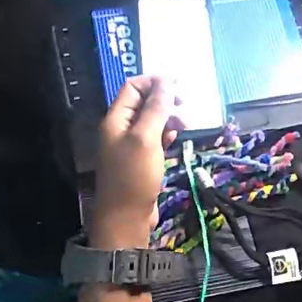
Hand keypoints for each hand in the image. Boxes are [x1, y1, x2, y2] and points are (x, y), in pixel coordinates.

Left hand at [91, 76, 179, 248]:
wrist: (126, 218)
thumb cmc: (134, 176)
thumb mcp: (146, 138)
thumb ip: (156, 109)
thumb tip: (166, 83)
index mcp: (116, 119)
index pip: (133, 86)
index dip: (155, 82)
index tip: (179, 89)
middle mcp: (121, 128)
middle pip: (144, 102)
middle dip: (165, 100)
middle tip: (185, 106)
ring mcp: (131, 145)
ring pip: (152, 120)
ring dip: (169, 118)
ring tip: (185, 126)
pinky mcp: (141, 160)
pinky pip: (155, 139)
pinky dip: (167, 135)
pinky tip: (176, 139)